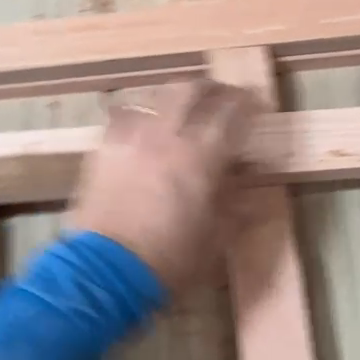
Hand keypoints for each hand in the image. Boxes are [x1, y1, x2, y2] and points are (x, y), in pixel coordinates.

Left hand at [68, 81, 261, 290]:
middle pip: (189, 89)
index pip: (232, 112)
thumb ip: (238, 201)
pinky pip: (123, 119)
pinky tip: (144, 131)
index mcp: (201, 156)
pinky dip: (140, 118)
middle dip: (211, 88)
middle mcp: (165, 136)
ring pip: (154, 98)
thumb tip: (253, 175)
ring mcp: (129, 138)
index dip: (248, 103)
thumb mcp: (216, 237)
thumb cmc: (170, 260)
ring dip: (173, 100)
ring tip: (182, 112)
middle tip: (221, 97)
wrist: (105, 271)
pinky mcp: (102, 150)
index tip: (257, 104)